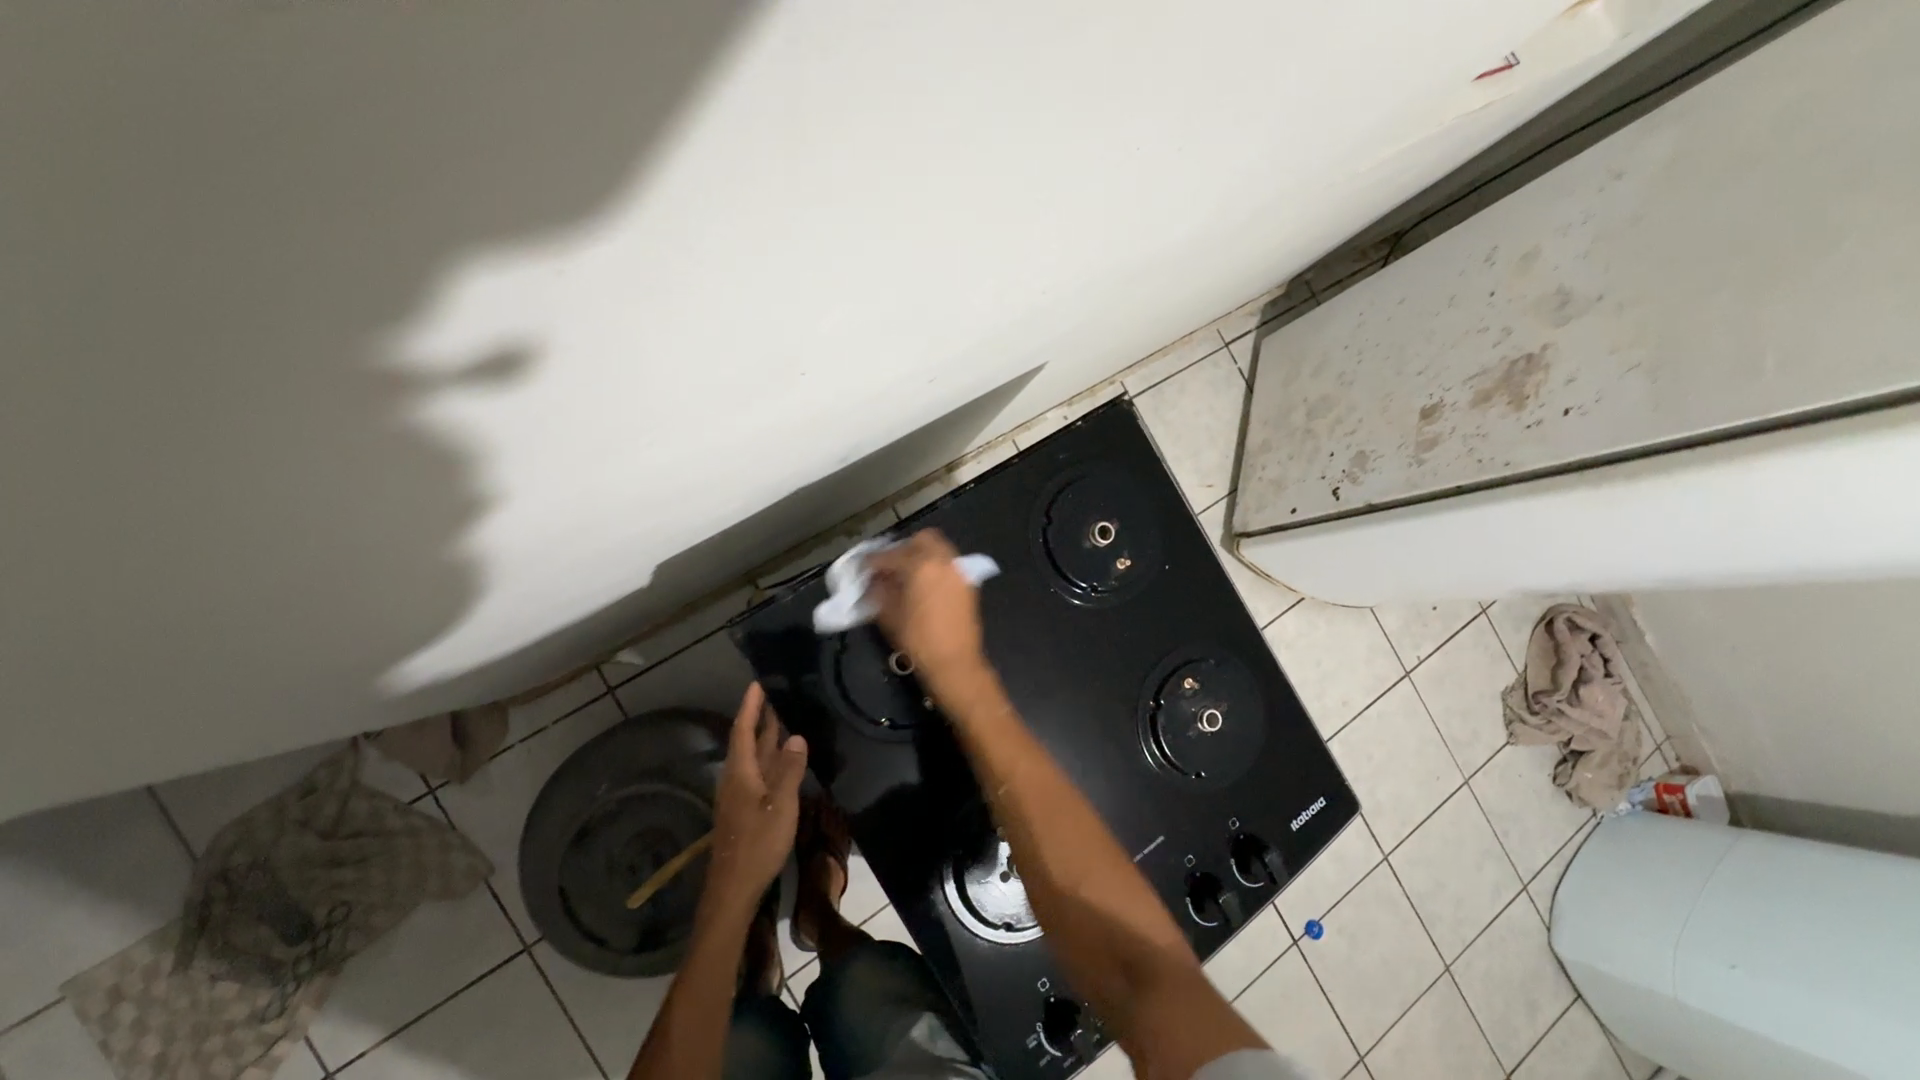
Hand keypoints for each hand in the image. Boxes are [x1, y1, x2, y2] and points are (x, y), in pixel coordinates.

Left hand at [704, 683, 807, 916]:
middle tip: (776, 697)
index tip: (757, 684)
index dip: (751, 708)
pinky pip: (758, 775)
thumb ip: (789, 771)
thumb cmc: (758, 843)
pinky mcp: (745, 811)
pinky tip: (782, 764)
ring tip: (782, 722)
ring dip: (766, 740)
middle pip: (747, 743)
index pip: (744, 731)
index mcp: (741, 773)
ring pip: (753, 760)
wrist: (734, 887)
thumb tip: (796, 737)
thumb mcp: (781, 806)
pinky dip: (770, 761)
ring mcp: (739, 797)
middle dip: (760, 720)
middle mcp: (736, 780)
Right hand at [868, 529, 987, 693]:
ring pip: (938, 549)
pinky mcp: (968, 584)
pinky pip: (948, 564)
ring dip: (920, 556)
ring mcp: (958, 571)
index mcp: (920, 565)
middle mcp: (943, 560)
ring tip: (905, 575)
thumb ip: (878, 591)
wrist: (955, 663)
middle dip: (902, 549)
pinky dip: (935, 567)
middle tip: (889, 566)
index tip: (862, 568)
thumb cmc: (918, 640)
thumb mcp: (889, 616)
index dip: (872, 561)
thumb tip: (873, 580)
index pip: (890, 555)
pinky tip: (923, 586)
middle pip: (921, 540)